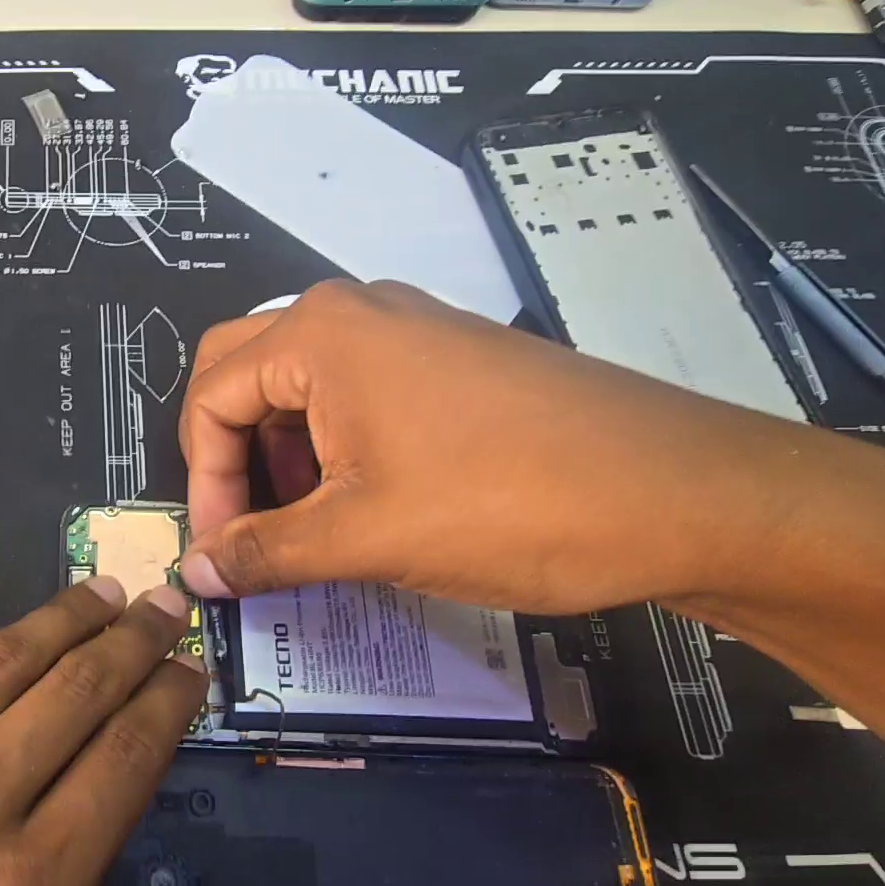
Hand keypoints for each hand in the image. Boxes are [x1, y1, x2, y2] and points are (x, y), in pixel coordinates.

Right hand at [176, 278, 813, 612]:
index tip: (222, 554)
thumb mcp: (364, 537)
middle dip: (229, 455)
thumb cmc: (507, 505)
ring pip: (295, 383)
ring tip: (307, 522)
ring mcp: (405, 327)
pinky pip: (350, 387)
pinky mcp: (445, 355)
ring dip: (278, 452)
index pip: (209, 399)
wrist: (691, 495)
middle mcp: (352, 311)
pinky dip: (329, 441)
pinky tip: (360, 497)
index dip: (203, 483)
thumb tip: (193, 573)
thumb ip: (262, 552)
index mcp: (317, 335)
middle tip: (248, 524)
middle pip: (240, 375)